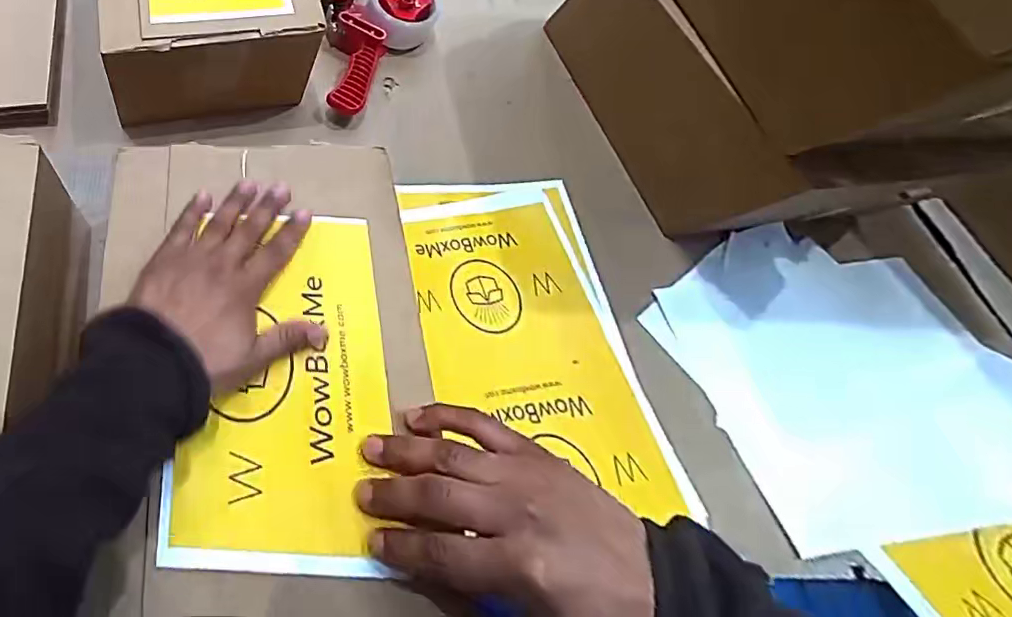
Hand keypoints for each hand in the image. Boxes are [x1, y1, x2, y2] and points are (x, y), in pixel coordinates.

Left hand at [128, 180, 324, 391]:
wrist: (153, 359)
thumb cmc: (204, 362)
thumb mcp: (250, 359)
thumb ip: (285, 340)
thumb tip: (322, 331)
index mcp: (245, 288)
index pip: (275, 253)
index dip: (291, 232)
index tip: (304, 212)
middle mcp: (223, 264)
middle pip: (250, 230)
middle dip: (267, 207)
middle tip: (280, 186)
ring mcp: (194, 257)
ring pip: (220, 222)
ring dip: (236, 202)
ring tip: (249, 183)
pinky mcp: (167, 256)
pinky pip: (183, 227)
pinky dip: (194, 210)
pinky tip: (202, 195)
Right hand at [357, 404, 654, 616]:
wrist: (651, 578)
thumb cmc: (591, 608)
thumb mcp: (535, 616)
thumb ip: (476, 590)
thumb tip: (424, 565)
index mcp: (519, 563)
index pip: (442, 551)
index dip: (402, 546)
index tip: (373, 540)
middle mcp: (514, 509)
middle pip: (438, 495)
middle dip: (393, 493)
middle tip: (360, 489)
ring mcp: (522, 471)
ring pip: (450, 453)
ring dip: (406, 449)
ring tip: (372, 446)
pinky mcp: (532, 449)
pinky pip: (481, 423)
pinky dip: (446, 415)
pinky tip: (417, 415)